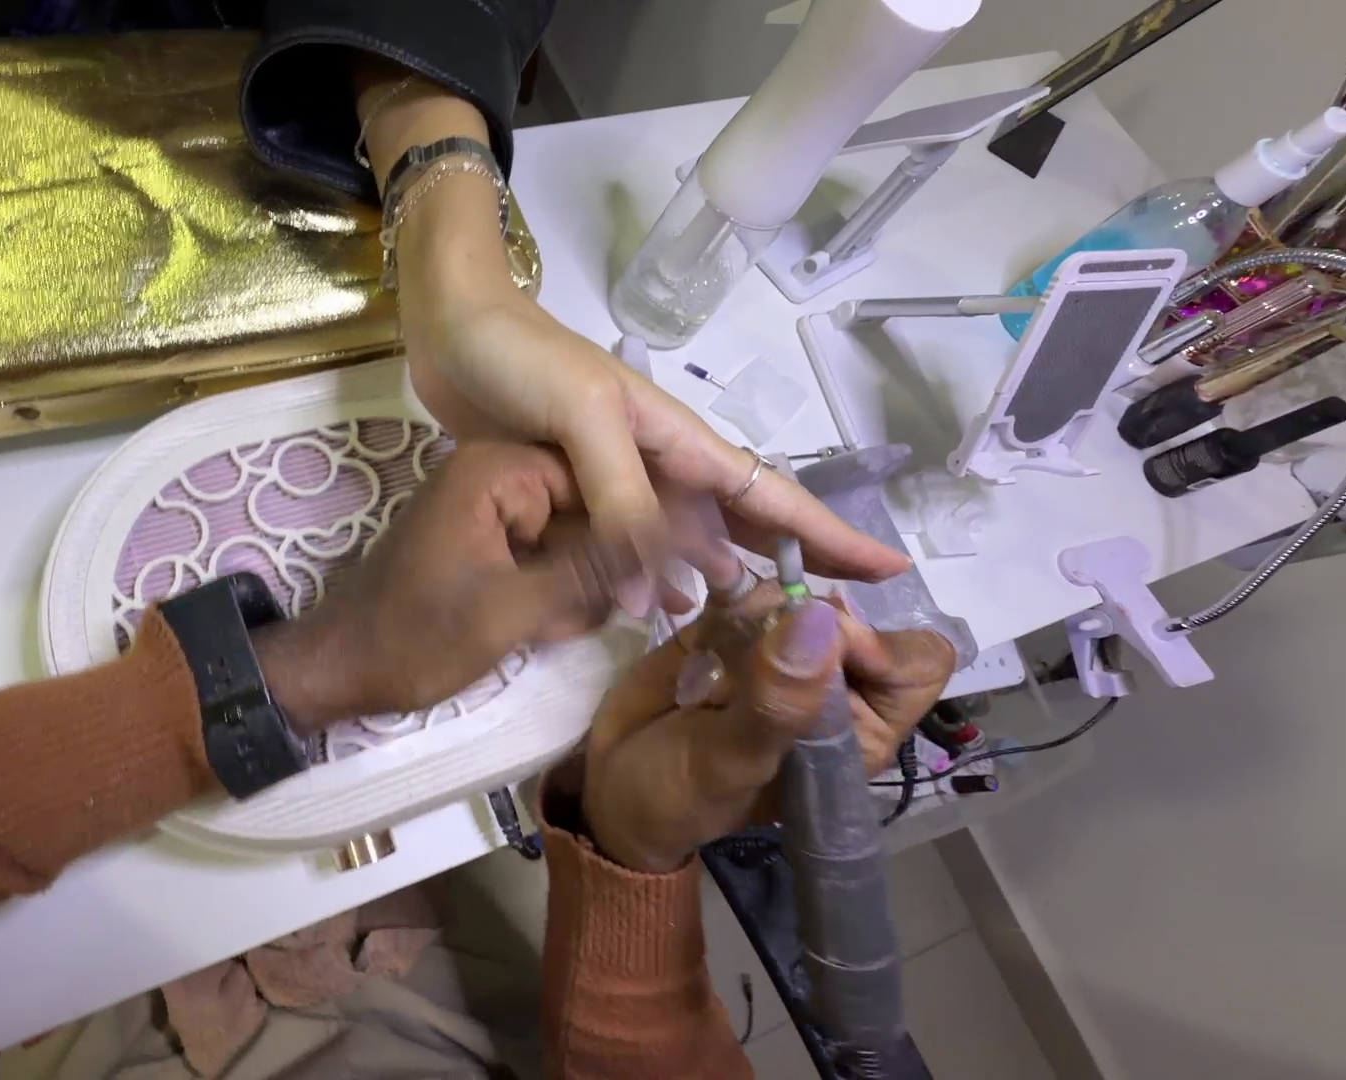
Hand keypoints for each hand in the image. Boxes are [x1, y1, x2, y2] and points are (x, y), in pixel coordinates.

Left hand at [251, 442, 662, 729]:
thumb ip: (595, 570)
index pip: (608, 481)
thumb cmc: (415, 635)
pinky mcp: (482, 541)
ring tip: (569, 627)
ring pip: (572, 540)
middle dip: (614, 568)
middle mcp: (499, 475)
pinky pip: (542, 555)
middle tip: (631, 613)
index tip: (700, 579)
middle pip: (593, 510)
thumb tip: (681, 542)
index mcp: (502, 469)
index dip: (655, 531)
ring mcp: (488, 510)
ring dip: (585, 587)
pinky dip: (555, 591)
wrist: (338, 667)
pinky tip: (549, 628)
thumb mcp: (511, 607)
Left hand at [399, 230, 910, 586]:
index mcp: (673, 439)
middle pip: (732, 520)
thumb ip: (623, 501)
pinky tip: (640, 604)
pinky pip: (617, 543)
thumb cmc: (523, 363)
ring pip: (675, 539)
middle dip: (776, 563)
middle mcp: (652, 465)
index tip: (890, 569)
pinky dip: (637, 574)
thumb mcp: (585, 422)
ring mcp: (609, 481)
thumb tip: (657, 594)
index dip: (828, 532)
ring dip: (705, 577)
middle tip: (808, 623)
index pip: (768, 490)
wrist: (455, 334)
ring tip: (728, 628)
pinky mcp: (566, 493)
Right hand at [574, 584, 955, 873]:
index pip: (911, 664)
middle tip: (747, 643)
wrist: (610, 782)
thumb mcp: (728, 760)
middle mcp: (826, 687)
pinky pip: (745, 589)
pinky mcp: (729, 630)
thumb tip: (821, 620)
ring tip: (711, 647)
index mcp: (854, 730)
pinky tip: (696, 627)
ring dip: (754, 606)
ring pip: (795, 594)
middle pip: (850, 618)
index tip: (812, 643)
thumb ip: (775, 702)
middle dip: (801, 616)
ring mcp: (775, 654)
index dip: (875, 645)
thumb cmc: (679, 792)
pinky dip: (724, 592)